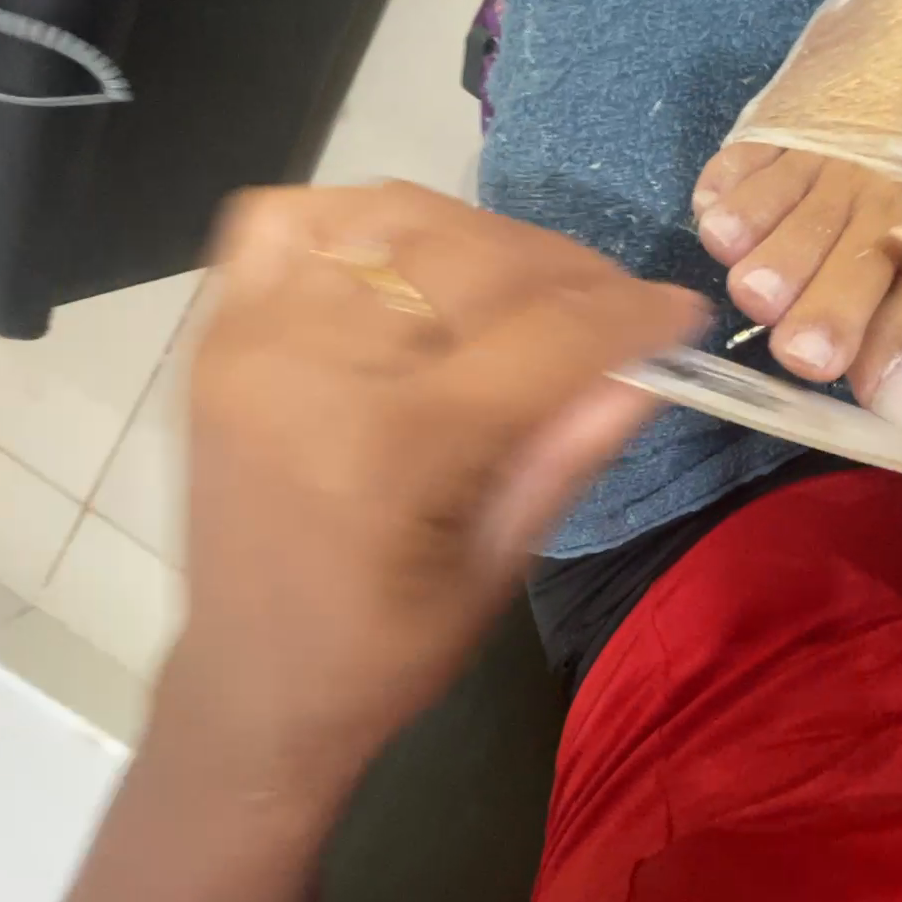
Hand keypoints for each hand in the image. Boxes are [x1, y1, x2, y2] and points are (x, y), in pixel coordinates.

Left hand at [162, 182, 704, 793]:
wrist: (250, 681)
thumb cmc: (387, 649)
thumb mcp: (502, 567)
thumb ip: (573, 452)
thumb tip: (650, 367)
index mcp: (389, 449)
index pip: (541, 340)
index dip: (627, 317)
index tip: (682, 312)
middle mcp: (308, 365)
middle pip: (474, 260)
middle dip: (572, 272)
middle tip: (621, 304)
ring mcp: (249, 334)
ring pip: (398, 220)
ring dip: (491, 239)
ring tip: (541, 284)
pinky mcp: (218, 329)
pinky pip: (299, 221)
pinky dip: (376, 221)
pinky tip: (422, 260)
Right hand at [694, 146, 901, 429]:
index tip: (881, 396)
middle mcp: (885, 200)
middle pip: (843, 277)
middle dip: (824, 320)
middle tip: (804, 352)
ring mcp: (824, 160)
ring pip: (777, 229)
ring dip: (762, 265)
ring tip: (758, 288)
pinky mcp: (774, 126)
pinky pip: (732, 171)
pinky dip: (722, 201)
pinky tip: (726, 219)